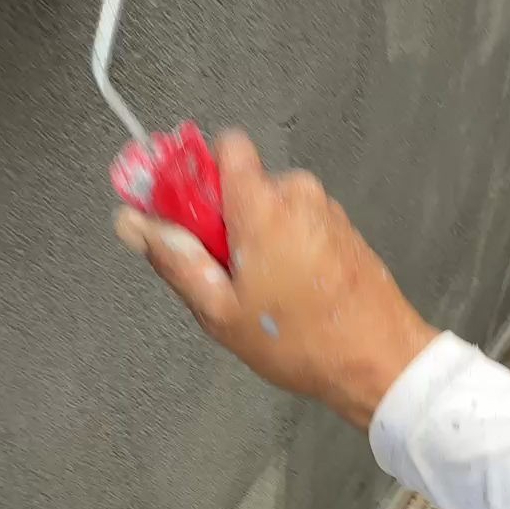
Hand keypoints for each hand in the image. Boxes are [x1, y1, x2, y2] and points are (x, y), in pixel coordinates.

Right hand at [115, 130, 438, 429]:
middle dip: (227, 222)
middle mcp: (298, 193)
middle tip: (228, 279)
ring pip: (273, 208)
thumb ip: (175, 260)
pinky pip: (300, 224)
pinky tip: (293, 293)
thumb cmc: (297, 341)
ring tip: (265, 294)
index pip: (225, 146)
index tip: (189, 219)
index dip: (199, 177)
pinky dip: (287, 248)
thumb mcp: (220, 311)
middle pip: (244, 185)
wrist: (378, 361)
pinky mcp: (345, 230)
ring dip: (258, 240)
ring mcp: (327, 210)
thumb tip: (131, 222)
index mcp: (262, 204)